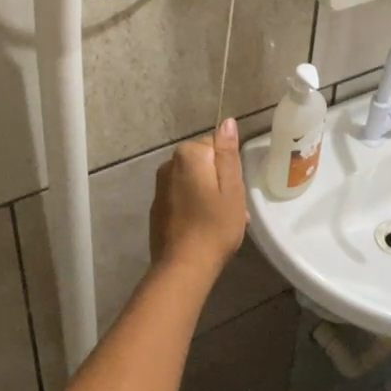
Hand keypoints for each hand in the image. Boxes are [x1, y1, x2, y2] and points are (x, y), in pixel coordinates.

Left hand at [150, 118, 248, 278]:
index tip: (234, 191)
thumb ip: (228, 153)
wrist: (183, 268)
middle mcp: (169, 164)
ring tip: (220, 221)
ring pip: (193, 181)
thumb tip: (227, 122)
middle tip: (231, 209)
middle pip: (204, 163)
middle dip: (218, 182)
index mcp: (188, 155)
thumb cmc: (215, 226)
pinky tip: (203, 228)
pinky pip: (182, 197)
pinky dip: (194, 206)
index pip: (216, 146)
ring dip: (208, 195)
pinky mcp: (157, 207)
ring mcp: (160, 187)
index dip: (229, 169)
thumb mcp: (232, 188)